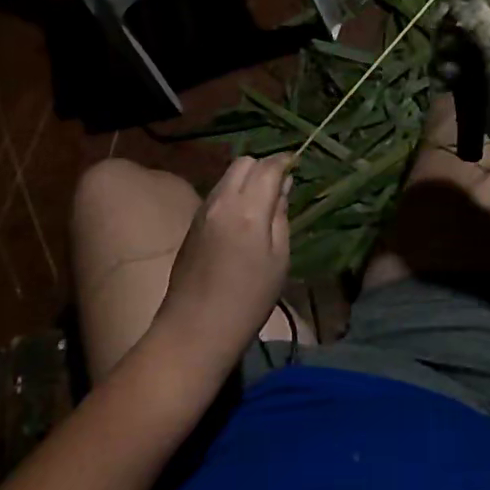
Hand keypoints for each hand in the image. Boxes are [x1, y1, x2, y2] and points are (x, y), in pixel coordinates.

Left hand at [151, 154, 291, 370]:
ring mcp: (204, 209)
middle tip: (278, 188)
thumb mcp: (278, 259)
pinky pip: (217, 192)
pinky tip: (240, 218)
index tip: (295, 166)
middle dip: (263, 167)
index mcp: (248, 209)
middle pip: (244, 163)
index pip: (268, 167)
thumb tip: (283, 186)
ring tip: (261, 203)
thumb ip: (280, 215)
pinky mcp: (193, 221)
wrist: (195, 328)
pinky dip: (232, 193)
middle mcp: (223, 200)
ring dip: (246, 179)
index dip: (284, 162)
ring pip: (228, 175)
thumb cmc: (248, 300)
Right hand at [429, 0, 489, 155]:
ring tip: (454, 70)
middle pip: (456, 9)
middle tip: (450, 40)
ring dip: (444, 52)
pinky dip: (443, 71)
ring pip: (447, 38)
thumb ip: (476, 13)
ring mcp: (482, 52)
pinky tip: (449, 82)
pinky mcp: (473, 76)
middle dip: (446, 23)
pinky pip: (446, 64)